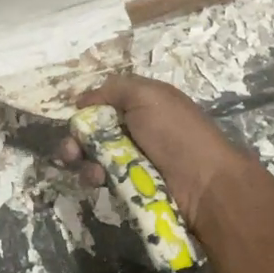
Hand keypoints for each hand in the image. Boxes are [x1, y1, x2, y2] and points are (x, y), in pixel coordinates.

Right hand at [56, 75, 249, 216]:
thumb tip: (82, 99)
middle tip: (69, 149)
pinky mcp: (129, 183)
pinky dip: (94, 176)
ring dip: (81, 158)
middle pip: (93, 129)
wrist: (203, 183)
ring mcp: (132, 157)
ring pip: (92, 154)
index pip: (106, 101)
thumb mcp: (147, 95)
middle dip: (76, 137)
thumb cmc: (175, 132)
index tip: (74, 114)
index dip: (87, 107)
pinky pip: (101, 176)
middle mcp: (136, 128)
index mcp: (144, 103)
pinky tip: (98, 179)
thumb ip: (113, 89)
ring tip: (82, 165)